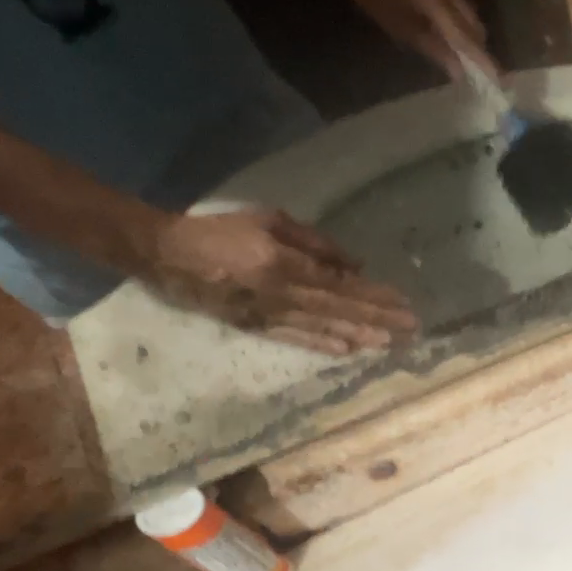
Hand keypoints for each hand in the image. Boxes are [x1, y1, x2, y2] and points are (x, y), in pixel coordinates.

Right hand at [144, 209, 417, 354]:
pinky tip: (349, 349)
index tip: (404, 303)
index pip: (341, 284)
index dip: (374, 295)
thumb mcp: (268, 221)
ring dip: (361, 336)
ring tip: (392, 343)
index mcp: (282, 263)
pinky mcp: (254, 327)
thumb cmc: (219, 230)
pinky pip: (296, 339)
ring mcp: (267, 313)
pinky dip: (324, 345)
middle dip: (379, 319)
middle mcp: (279, 292)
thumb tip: (357, 266)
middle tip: (412, 329)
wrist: (158, 252)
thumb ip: (315, 243)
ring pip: (324, 327)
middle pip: (340, 309)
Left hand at [316, 0, 497, 84]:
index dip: (484, 63)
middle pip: (476, 30)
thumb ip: (433, 48)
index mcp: (434, 0)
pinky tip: (450, 35)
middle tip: (476, 75)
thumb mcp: (397, 24)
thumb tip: (460, 73)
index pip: (467, 40)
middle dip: (478, 52)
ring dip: (469, 39)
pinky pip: (463, 8)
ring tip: (460, 56)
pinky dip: (461, 25)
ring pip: (472, 19)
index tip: (501, 84)